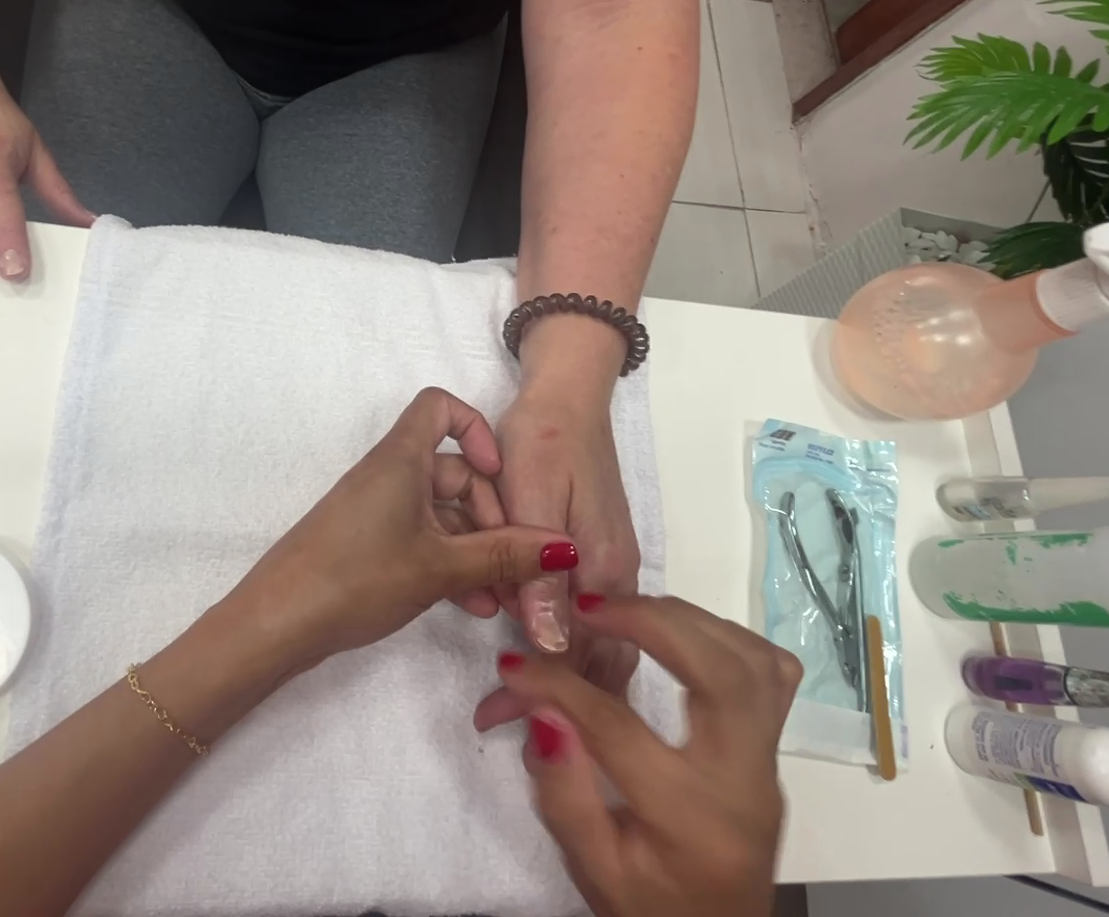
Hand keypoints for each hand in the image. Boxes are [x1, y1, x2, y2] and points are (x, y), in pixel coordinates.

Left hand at [220, 388, 580, 675]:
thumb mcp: (439, 567)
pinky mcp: (370, 544)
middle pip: (453, 471)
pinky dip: (450, 564)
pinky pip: (423, 540)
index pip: (440, 407)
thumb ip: (504, 555)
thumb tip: (566, 547)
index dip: (476, 428)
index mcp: (401, 458)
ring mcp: (379, 511)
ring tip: (503, 597)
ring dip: (477, 549)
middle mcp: (390, 475)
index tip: (500, 472)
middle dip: (492, 514)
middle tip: (520, 563)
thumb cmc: (358, 577)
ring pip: (442, 514)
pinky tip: (474, 606)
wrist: (279, 622)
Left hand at [471, 380, 639, 729]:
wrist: (567, 393)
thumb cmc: (544, 438)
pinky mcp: (585, 546)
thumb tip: (550, 644)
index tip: (497, 715)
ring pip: (580, 630)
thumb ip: (537, 568)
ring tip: (500, 686)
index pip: (580, 650)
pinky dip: (540, 621)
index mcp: (601, 565)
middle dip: (547, 691)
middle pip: (591, 653)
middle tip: (495, 715)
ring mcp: (603, 560)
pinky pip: (569, 602)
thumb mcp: (531, 497)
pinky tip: (509, 624)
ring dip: (543, 660)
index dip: (540, 689)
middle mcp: (613, 572)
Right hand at [499, 595, 800, 916]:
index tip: (514, 663)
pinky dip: (721, 635)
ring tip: (626, 612)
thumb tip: (544, 710)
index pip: (620, 730)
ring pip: (756, 660)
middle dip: (651, 622)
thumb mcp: (591, 866)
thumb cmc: (648, 905)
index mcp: (694, 819)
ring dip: (688, 619)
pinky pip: (769, 670)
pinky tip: (673, 634)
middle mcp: (746, 781)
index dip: (558, 686)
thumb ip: (564, 793)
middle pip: (723, 674)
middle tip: (589, 607)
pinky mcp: (772, 746)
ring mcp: (769, 761)